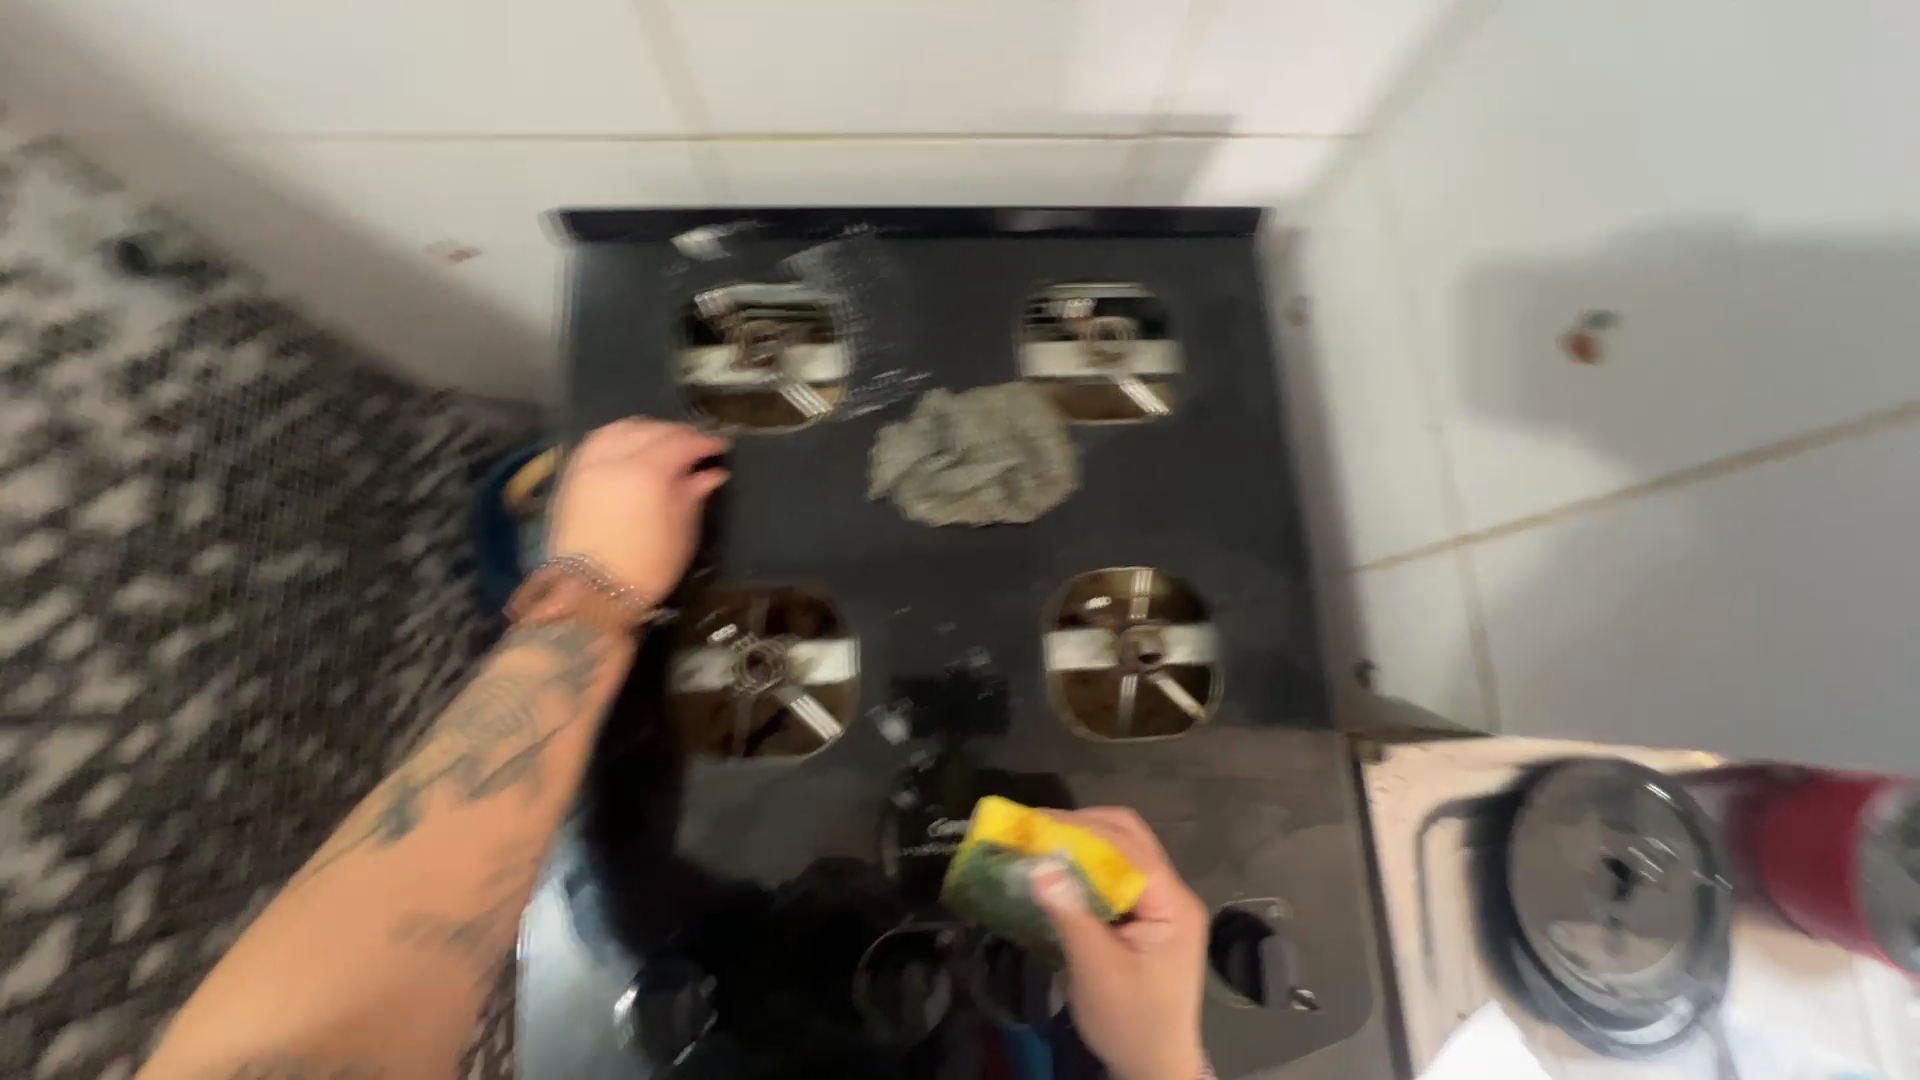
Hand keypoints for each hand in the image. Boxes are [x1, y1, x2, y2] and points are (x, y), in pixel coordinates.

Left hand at [546, 418, 728, 600]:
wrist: (590, 593)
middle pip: (652, 430)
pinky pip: (597, 441)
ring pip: (621, 429)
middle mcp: (616, 459)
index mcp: (649, 474)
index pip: (682, 443)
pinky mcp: (572, 475)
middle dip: (677, 434)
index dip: (705, 442)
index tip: (720, 448)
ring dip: (646, 430)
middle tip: (695, 446)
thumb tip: (710, 475)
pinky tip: (629, 448)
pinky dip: (618, 437)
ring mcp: (589, 465)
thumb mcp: (682, 533)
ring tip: (662, 443)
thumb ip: (694, 494)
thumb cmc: (646, 567)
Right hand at [1033, 808, 1207, 1079]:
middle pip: (1129, 837)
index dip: (1082, 828)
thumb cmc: (1131, 1023)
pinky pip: (1116, 873)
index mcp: (1173, 904)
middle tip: (1038, 829)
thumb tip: (1040, 865)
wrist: (1154, 1069)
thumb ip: (1071, 915)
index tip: (1038, 823)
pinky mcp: (1147, 914)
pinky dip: (1086, 864)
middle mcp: (1172, 893)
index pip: (1128, 847)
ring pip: (1122, 851)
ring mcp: (1162, 903)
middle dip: (1083, 826)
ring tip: (1044, 843)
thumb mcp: (1097, 972)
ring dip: (1084, 842)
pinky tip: (1060, 869)